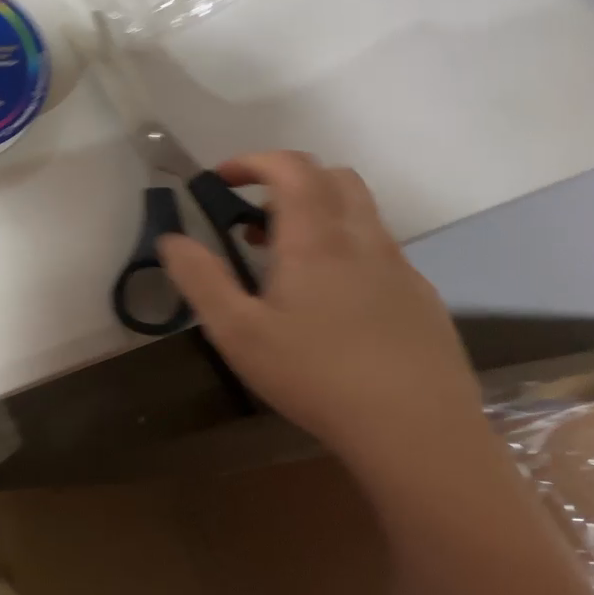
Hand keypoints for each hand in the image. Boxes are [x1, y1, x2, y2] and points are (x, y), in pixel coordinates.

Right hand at [159, 151, 483, 465]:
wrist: (418, 433)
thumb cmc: (316, 377)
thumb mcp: (236, 332)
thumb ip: (200, 278)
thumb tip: (172, 239)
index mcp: (317, 242)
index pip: (294, 170)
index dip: (254, 161)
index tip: (219, 180)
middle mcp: (365, 242)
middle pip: (336, 178)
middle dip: (288, 180)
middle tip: (249, 215)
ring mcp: (400, 270)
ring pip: (361, 213)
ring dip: (316, 214)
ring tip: (278, 259)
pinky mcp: (421, 299)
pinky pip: (378, 250)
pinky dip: (342, 247)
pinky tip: (324, 301)